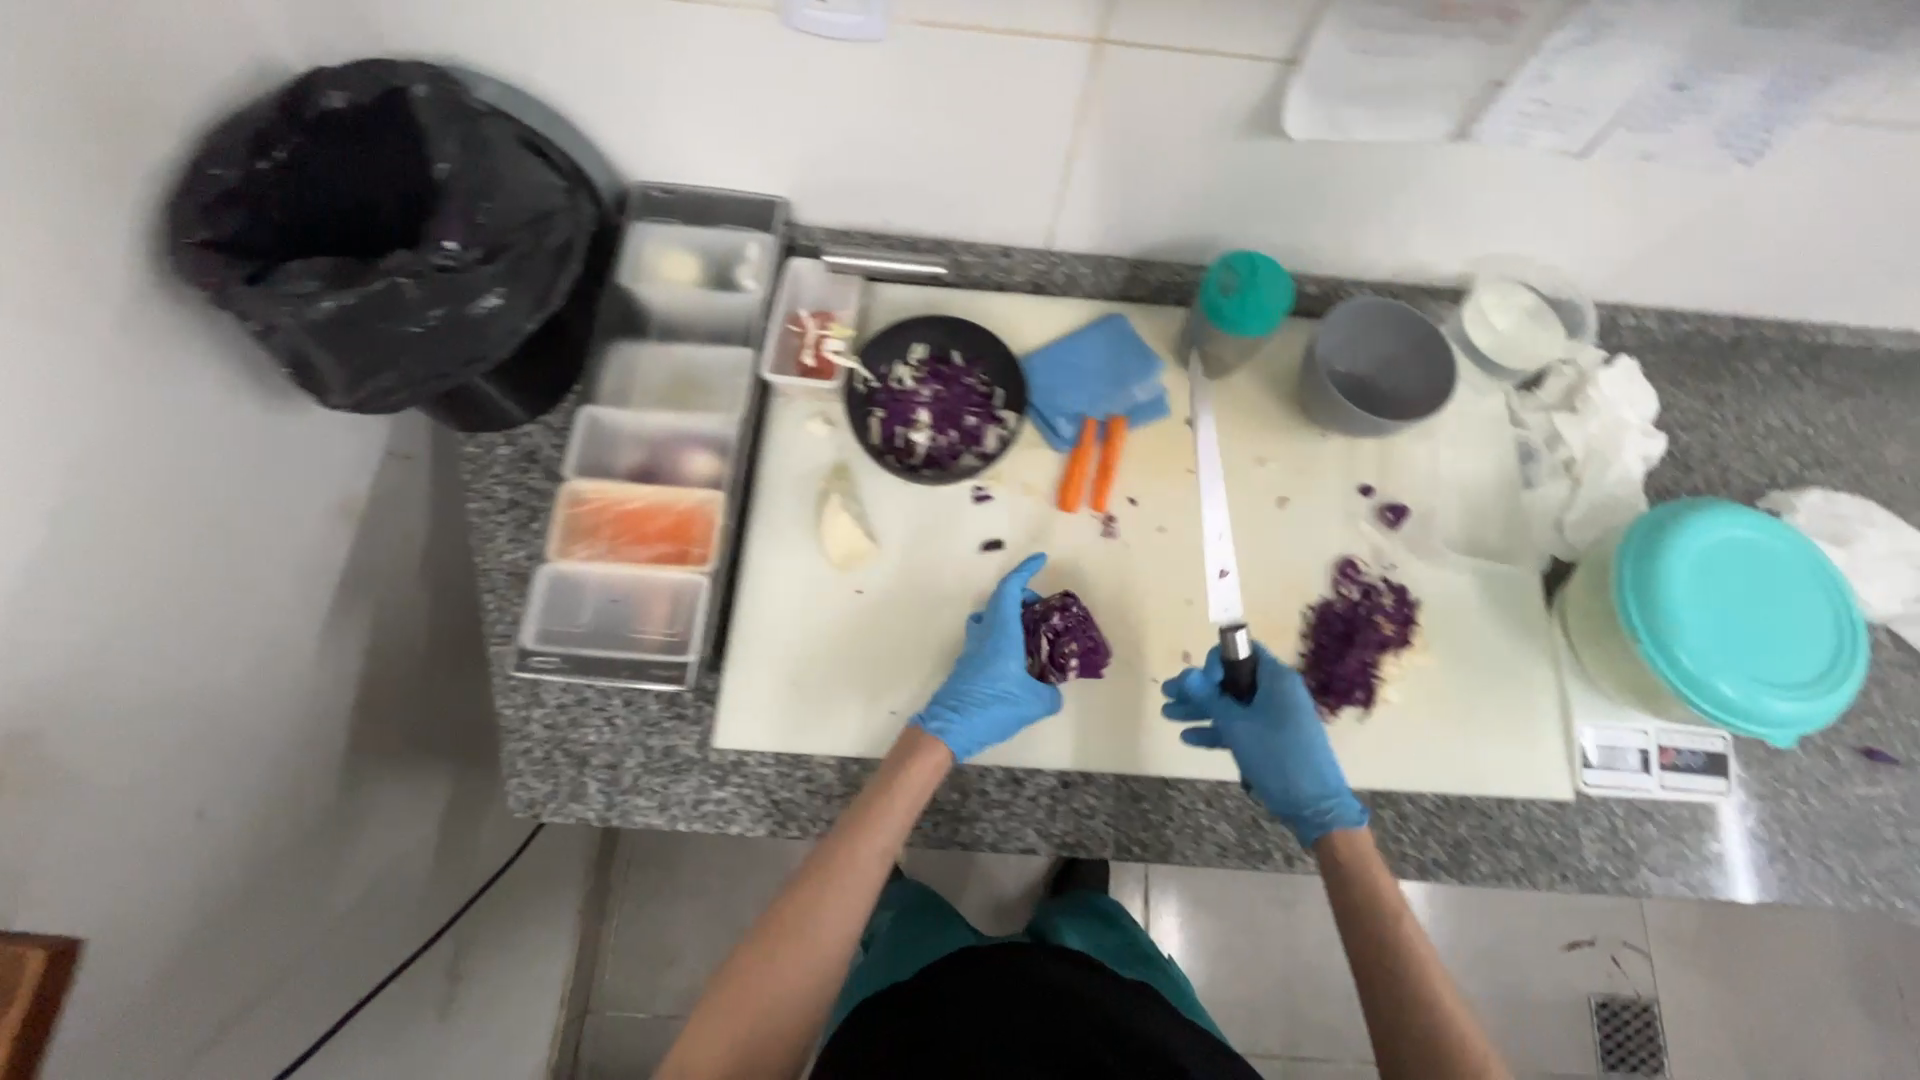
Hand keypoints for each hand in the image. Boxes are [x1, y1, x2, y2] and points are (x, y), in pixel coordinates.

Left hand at [912, 553, 1063, 761]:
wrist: (950, 729)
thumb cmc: (992, 708)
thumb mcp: (1034, 703)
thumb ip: (1049, 692)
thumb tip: (1052, 689)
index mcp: (1000, 633)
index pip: (1009, 590)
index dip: (1024, 571)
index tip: (1040, 560)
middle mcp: (984, 634)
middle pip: (1000, 601)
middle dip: (1022, 596)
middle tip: (1043, 609)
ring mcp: (973, 649)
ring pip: (990, 619)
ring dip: (1010, 616)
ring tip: (1032, 632)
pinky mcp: (968, 665)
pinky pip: (988, 638)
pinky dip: (1004, 636)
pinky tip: (1019, 660)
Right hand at [1161, 644, 1368, 848]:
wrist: (1316, 807)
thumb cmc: (1276, 756)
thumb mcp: (1237, 725)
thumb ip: (1209, 697)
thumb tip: (1187, 673)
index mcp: (1276, 678)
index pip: (1241, 652)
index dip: (1215, 662)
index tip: (1199, 682)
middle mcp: (1277, 692)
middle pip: (1231, 680)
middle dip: (1197, 688)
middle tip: (1167, 695)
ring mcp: (1276, 717)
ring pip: (1232, 705)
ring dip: (1201, 709)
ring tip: (1168, 714)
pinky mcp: (1273, 739)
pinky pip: (1241, 726)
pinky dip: (1218, 729)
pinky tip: (1189, 737)